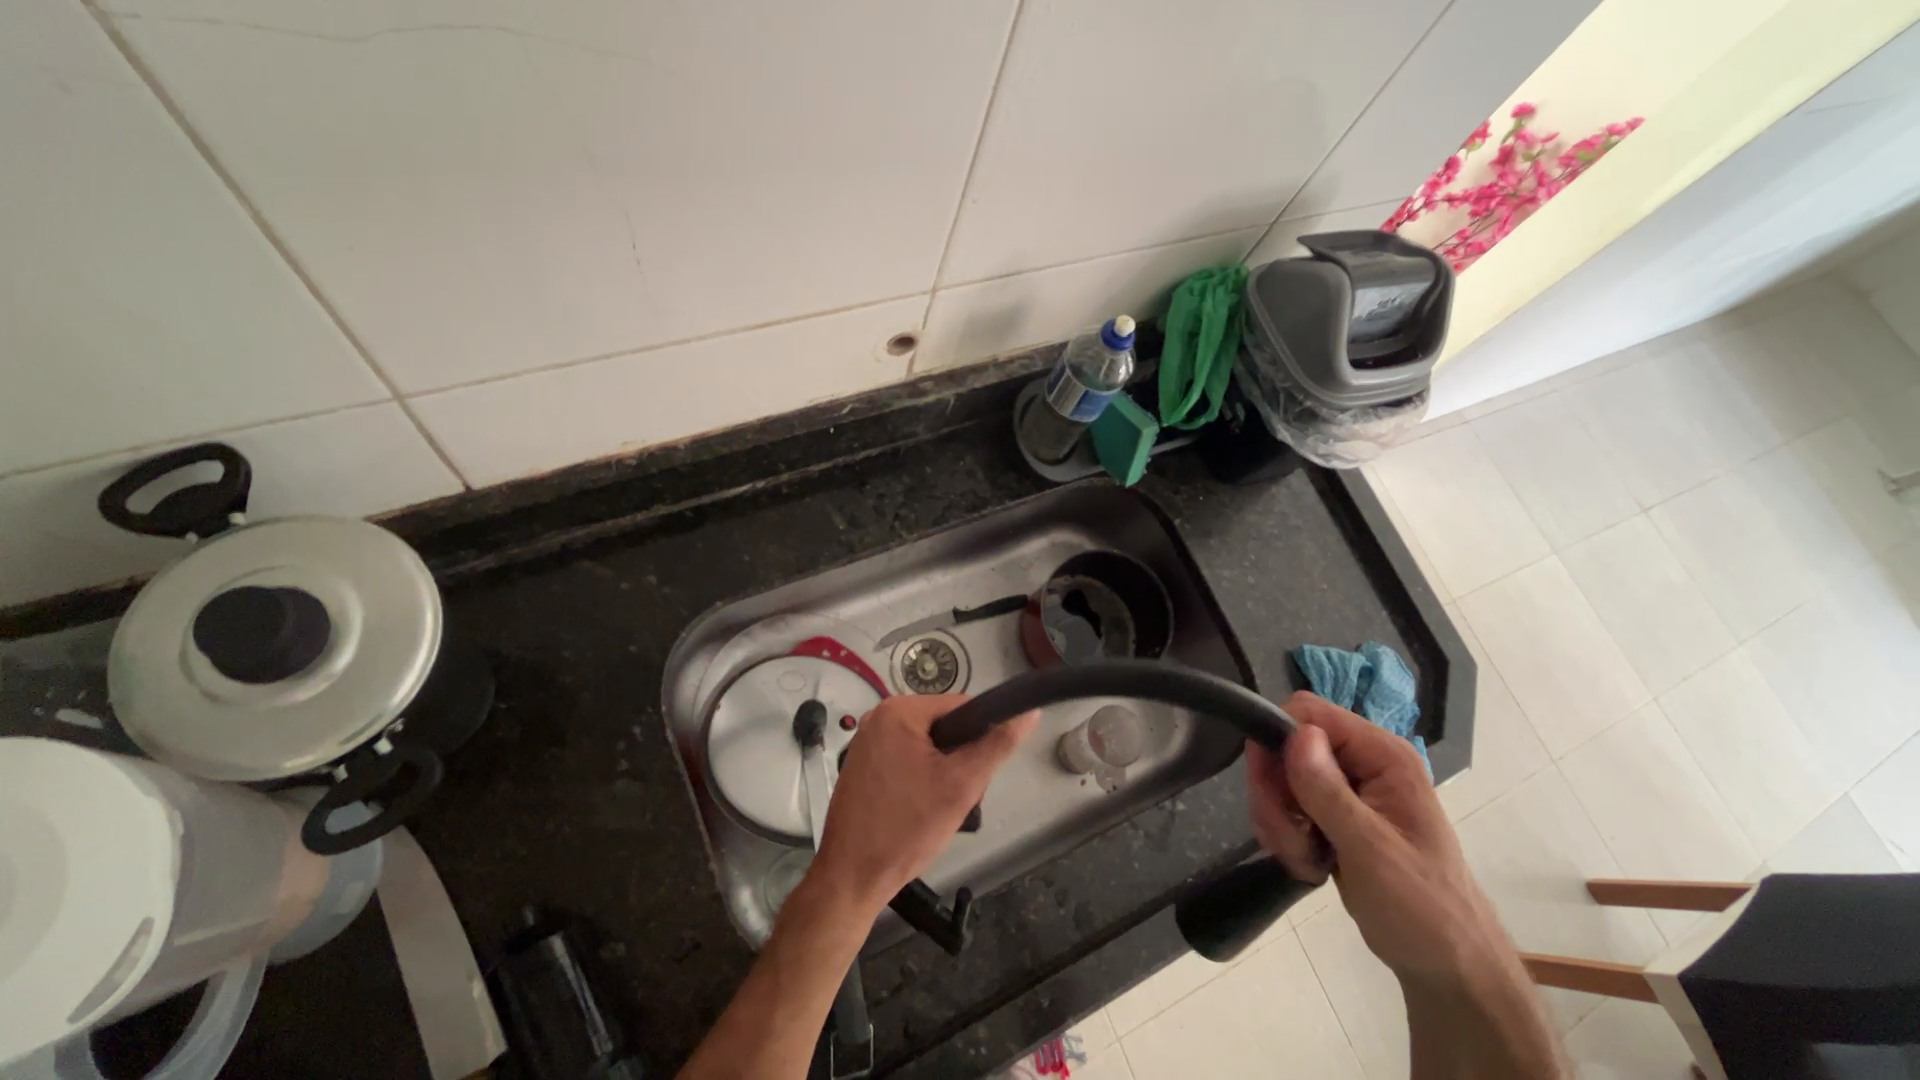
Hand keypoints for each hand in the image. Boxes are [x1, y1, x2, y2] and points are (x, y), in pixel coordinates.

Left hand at [811, 694, 1038, 909]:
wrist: (853, 876)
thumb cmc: (907, 827)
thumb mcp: (962, 785)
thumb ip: (997, 745)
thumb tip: (1029, 713)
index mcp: (898, 710)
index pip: (962, 707)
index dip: (980, 737)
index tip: (980, 772)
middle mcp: (877, 717)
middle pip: (943, 726)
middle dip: (959, 758)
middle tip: (959, 794)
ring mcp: (866, 742)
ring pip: (927, 746)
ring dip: (943, 771)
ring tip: (940, 804)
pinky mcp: (862, 766)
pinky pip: (906, 759)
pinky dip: (921, 779)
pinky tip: (920, 807)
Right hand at [1247, 692, 1505, 984]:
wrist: (1445, 962)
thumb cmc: (1420, 906)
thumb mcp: (1371, 850)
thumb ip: (1328, 791)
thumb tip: (1296, 733)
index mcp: (1383, 755)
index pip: (1308, 713)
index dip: (1278, 743)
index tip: (1271, 793)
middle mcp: (1364, 761)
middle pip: (1287, 746)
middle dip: (1277, 795)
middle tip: (1290, 840)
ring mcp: (1348, 788)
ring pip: (1281, 778)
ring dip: (1281, 822)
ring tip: (1306, 861)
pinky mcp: (1334, 815)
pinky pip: (1288, 806)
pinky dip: (1287, 835)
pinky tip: (1309, 865)